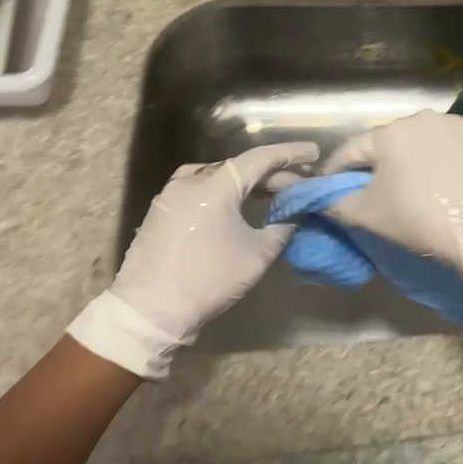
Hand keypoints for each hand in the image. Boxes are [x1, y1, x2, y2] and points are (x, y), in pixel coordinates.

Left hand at [67, 141, 318, 377]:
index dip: (290, 153)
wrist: (149, 311)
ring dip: (244, 182)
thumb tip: (290, 218)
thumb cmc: (208, 279)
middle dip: (270, 174)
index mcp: (216, 185)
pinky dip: (221, 193)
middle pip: (238, 167)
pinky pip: (197, 190)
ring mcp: (170, 196)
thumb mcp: (257, 255)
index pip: (260, 158)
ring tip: (266, 194)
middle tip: (296, 184)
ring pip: (216, 177)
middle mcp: (190, 181)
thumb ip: (280, 230)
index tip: (313, 152)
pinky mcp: (160, 213)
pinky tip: (233, 209)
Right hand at [323, 111, 462, 334]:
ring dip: (413, 163)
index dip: (335, 175)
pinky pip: (453, 149)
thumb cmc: (421, 220)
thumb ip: (333, 203)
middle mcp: (423, 118)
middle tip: (375, 197)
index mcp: (390, 132)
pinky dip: (445, 163)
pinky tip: (447, 186)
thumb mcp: (367, 216)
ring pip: (423, 145)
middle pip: (388, 145)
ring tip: (414, 192)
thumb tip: (315, 198)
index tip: (330, 194)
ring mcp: (458, 125)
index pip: (350, 151)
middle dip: (378, 168)